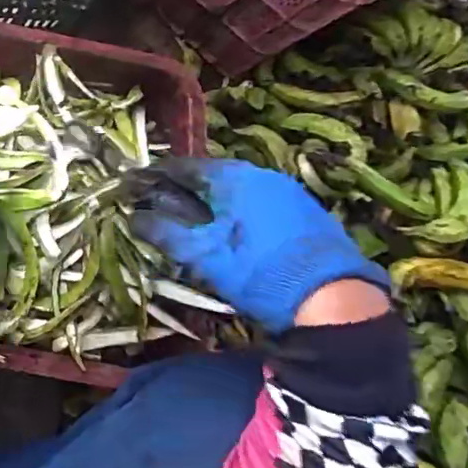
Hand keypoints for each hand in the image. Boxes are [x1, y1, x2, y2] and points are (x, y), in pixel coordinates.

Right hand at [131, 158, 388, 332]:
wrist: (335, 301)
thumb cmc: (258, 272)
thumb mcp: (203, 256)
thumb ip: (164, 232)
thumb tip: (133, 217)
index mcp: (233, 177)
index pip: (181, 166)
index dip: (153, 176)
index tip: (132, 186)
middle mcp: (260, 174)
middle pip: (209, 176)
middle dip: (180, 190)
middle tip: (157, 205)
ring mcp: (286, 190)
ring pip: (234, 189)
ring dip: (209, 201)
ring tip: (190, 220)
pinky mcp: (304, 210)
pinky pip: (257, 201)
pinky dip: (235, 210)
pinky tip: (229, 231)